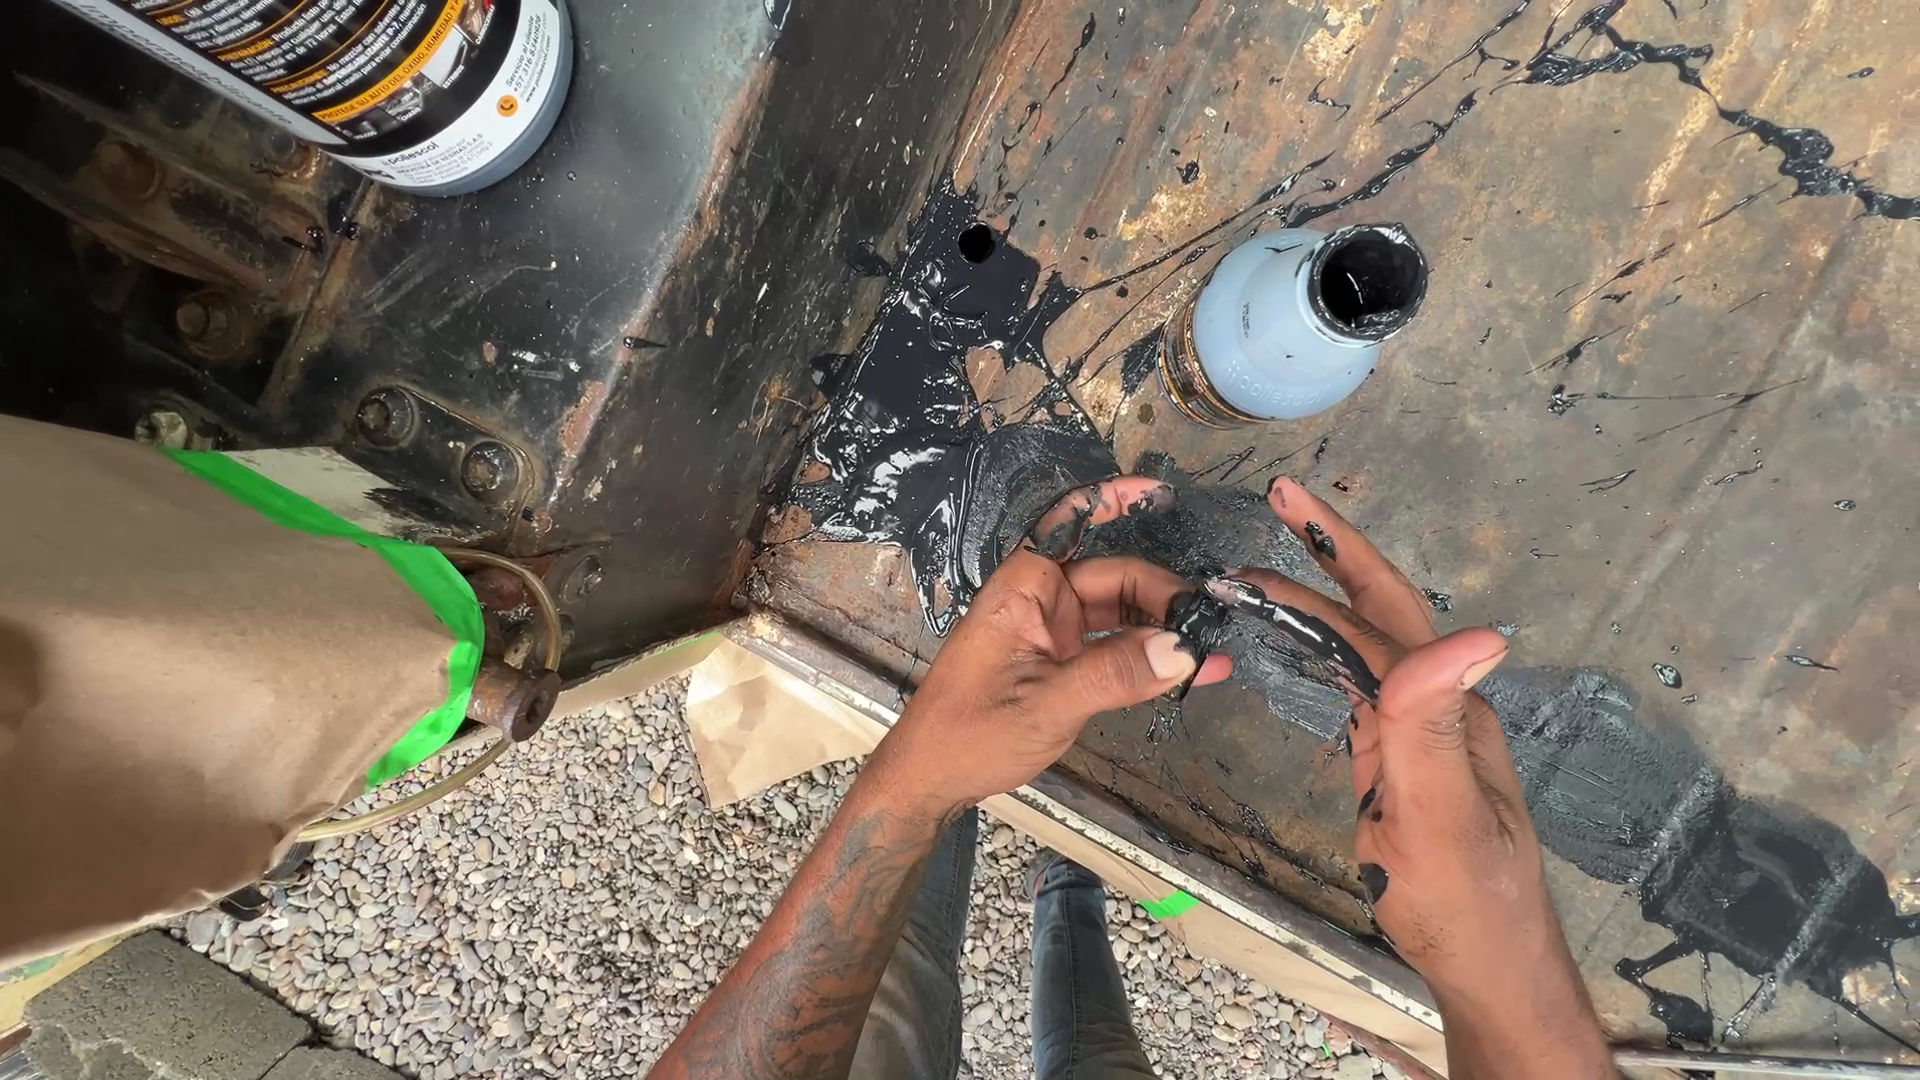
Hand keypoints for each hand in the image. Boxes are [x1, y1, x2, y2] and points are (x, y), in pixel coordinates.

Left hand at [876, 477, 1231, 810]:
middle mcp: (1039, 599)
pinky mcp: (1062, 661)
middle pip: (1113, 577)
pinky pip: (1113, 647)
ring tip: (1212, 646)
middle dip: (1162, 593)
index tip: (1159, 493)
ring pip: (1119, 612)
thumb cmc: (969, 734)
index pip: (1068, 523)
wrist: (932, 779)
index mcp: (1023, 588)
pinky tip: (1192, 669)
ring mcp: (1053, 631)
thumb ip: (1114, 675)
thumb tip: (1183, 649)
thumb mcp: (1045, 705)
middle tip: (1211, 621)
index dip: (1111, 501)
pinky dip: (1147, 657)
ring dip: (1162, 627)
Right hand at [1231, 478, 1611, 1076]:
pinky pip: (1355, 674)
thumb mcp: (1439, 815)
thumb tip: (1473, 635)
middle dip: (1333, 546)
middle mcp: (1435, 700)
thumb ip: (1436, 728)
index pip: (1376, 620)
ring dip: (1321, 588)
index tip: (1272, 533)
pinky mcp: (1395, 747)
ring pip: (1365, 636)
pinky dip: (1321, 638)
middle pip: (1382, 604)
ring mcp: (1417, 723)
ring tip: (1272, 558)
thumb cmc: (1458, 898)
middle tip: (1283, 499)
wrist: (1485, 964)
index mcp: (1444, 706)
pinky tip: (1299, 633)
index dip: (1322, 573)